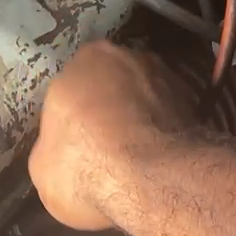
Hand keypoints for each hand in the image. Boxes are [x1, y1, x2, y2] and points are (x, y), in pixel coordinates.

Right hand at [31, 42, 189, 230]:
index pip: (69, 92)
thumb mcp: (42, 170)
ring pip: (142, 100)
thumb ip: (50, 149)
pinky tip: (157, 164)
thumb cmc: (84, 169)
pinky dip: (162, 135)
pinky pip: (168, 119)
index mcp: (81, 60)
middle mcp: (124, 55)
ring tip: (135, 162)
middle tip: (105, 156)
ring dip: (138, 123)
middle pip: (108, 89)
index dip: (70, 125)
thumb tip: (58, 153)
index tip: (75, 152)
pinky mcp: (193, 102)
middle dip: (106, 116)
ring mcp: (164, 74)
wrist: (150, 180)